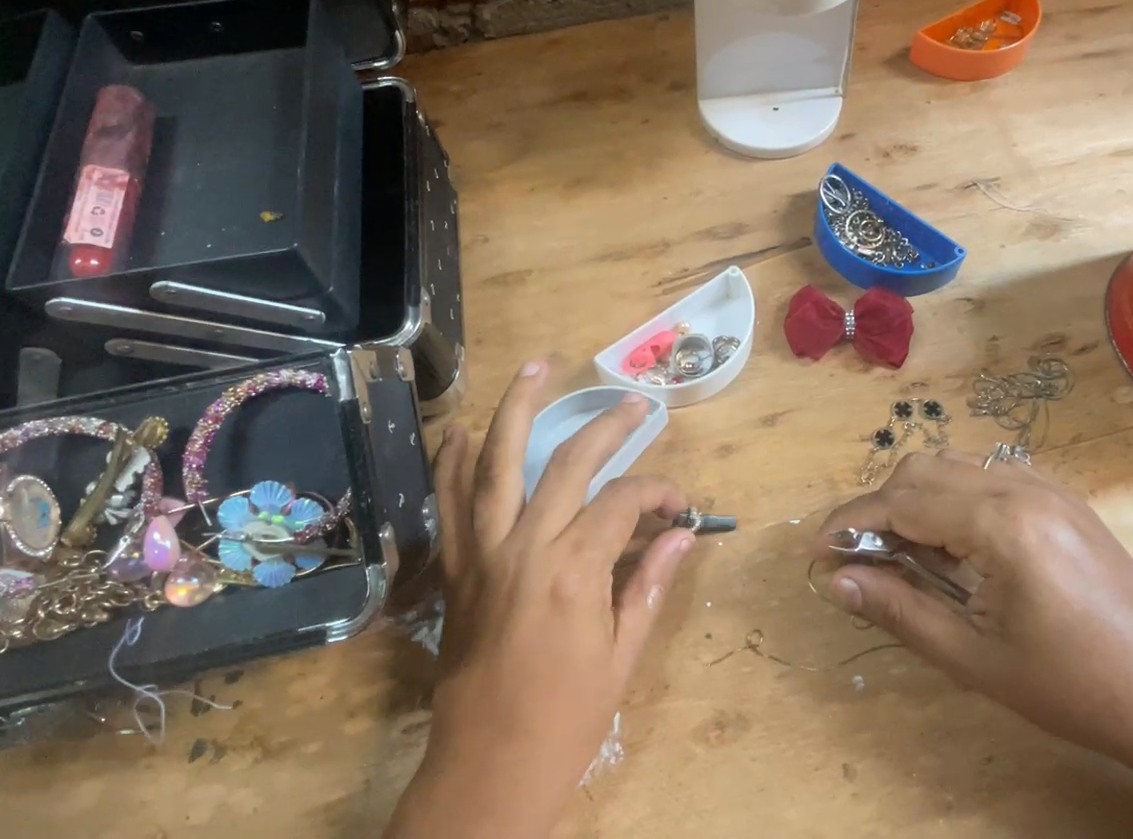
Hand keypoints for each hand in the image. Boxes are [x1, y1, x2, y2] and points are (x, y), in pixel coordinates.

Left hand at [388, 361, 694, 838]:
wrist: (488, 765)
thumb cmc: (567, 719)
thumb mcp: (623, 656)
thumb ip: (649, 585)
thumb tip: (685, 535)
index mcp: (575, 571)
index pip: (625, 501)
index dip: (658, 492)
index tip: (679, 506)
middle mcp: (526, 546)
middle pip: (569, 463)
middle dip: (606, 426)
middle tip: (634, 403)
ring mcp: (483, 551)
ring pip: (497, 462)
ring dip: (516, 409)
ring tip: (536, 367)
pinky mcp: (457, 566)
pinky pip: (448, 501)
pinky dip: (451, 462)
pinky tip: (460, 430)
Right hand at [813, 449, 1132, 767]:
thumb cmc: (1072, 689)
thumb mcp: (974, 658)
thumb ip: (898, 609)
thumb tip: (835, 581)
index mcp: (1002, 524)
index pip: (902, 502)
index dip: (851, 523)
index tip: (818, 551)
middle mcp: (1022, 487)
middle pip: (922, 472)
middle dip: (878, 508)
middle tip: (860, 558)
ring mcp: (1048, 487)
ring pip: (953, 467)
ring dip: (914, 499)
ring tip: (904, 555)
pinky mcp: (1063, 499)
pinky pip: (987, 476)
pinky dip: (952, 498)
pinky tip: (953, 544)